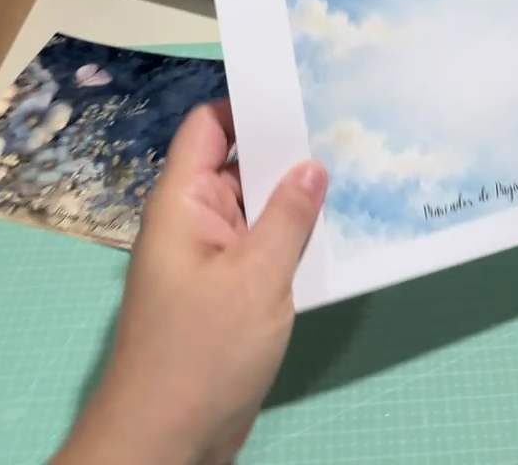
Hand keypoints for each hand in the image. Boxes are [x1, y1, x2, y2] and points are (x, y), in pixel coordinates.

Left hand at [57, 102, 326, 464]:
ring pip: (257, 204)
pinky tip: (339, 227)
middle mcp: (196, 218)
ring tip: (354, 166)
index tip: (300, 89)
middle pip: (239, 161)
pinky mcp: (230, 288)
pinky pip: (264, 242)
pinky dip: (294, 232)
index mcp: (183, 201)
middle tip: (345, 123)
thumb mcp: (255, 279)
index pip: (209, 125)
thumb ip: (288, 216)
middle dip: (286, 146)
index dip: (248, 102)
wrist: (163, 448)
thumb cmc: (200, 353)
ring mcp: (214, 255)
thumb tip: (313, 164)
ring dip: (295, 192)